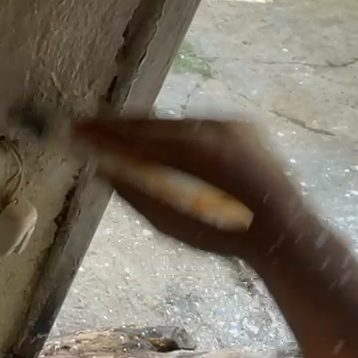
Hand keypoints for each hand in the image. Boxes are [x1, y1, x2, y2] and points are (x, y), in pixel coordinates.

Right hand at [71, 116, 317, 272]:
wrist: (284, 230)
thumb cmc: (223, 234)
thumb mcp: (170, 221)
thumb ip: (134, 192)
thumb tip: (101, 170)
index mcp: (190, 150)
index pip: (132, 136)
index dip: (100, 134)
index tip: (74, 132)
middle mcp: (208, 127)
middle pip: (149, 123)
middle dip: (114, 126)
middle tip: (84, 126)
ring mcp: (227, 124)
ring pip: (171, 122)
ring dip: (140, 128)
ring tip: (111, 132)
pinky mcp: (239, 126)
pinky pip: (193, 125)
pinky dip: (168, 131)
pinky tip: (152, 140)